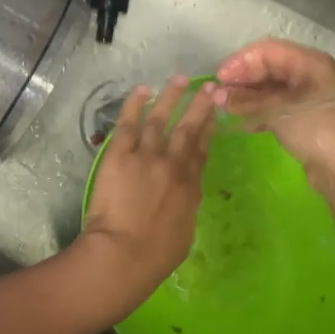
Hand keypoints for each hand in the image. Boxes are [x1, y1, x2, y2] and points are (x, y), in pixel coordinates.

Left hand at [77, 76, 216, 312]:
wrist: (124, 252)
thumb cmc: (156, 253)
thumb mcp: (185, 230)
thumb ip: (187, 205)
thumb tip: (186, 193)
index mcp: (191, 186)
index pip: (202, 151)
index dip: (209, 130)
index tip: (214, 114)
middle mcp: (173, 165)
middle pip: (189, 129)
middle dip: (200, 106)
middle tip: (210, 86)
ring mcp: (147, 156)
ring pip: (161, 118)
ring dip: (171, 97)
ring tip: (179, 79)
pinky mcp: (120, 154)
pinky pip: (129, 123)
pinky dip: (135, 104)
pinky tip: (142, 89)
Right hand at [213, 39, 334, 197]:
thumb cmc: (316, 131)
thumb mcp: (278, 111)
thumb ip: (246, 100)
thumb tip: (215, 94)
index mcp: (309, 63)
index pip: (267, 51)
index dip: (241, 62)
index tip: (219, 78)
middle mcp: (309, 73)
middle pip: (267, 67)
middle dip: (241, 79)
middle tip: (218, 93)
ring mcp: (306, 95)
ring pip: (269, 87)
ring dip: (246, 96)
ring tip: (224, 107)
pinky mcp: (303, 115)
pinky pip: (275, 104)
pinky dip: (257, 110)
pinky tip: (241, 121)